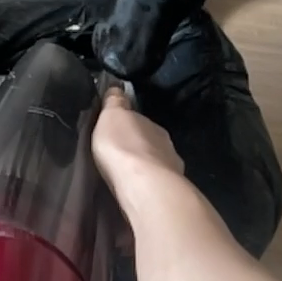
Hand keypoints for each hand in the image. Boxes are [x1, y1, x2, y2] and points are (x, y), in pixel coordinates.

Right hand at [92, 89, 184, 206]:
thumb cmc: (123, 147)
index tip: (116, 128)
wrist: (146, 187)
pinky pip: (155, 184)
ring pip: (154, 164)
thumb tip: (117, 88)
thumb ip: (114, 102)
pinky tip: (136, 190)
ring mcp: (171, 169)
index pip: (138, 119)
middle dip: (136, 146)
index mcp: (151, 124)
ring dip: (143, 167)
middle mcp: (165, 144)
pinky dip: (147, 185)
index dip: (127, 122)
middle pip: (148, 141)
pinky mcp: (169, 192)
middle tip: (119, 153)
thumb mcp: (111, 115)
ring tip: (127, 175)